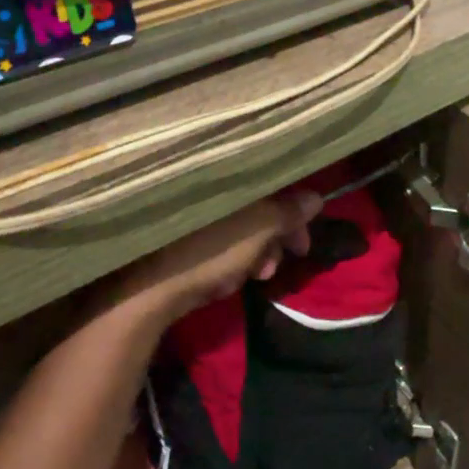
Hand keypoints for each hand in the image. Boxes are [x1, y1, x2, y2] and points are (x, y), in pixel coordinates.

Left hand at [109, 191, 323, 322]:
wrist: (152, 289)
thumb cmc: (210, 252)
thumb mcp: (258, 231)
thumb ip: (288, 213)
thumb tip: (316, 197)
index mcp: (229, 179)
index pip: (272, 185)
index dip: (294, 213)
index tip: (302, 243)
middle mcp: (211, 189)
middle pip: (259, 209)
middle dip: (274, 240)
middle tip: (275, 267)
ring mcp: (195, 214)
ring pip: (242, 230)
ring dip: (255, 256)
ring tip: (252, 277)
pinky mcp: (184, 238)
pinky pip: (220, 244)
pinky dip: (230, 261)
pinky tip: (226, 281)